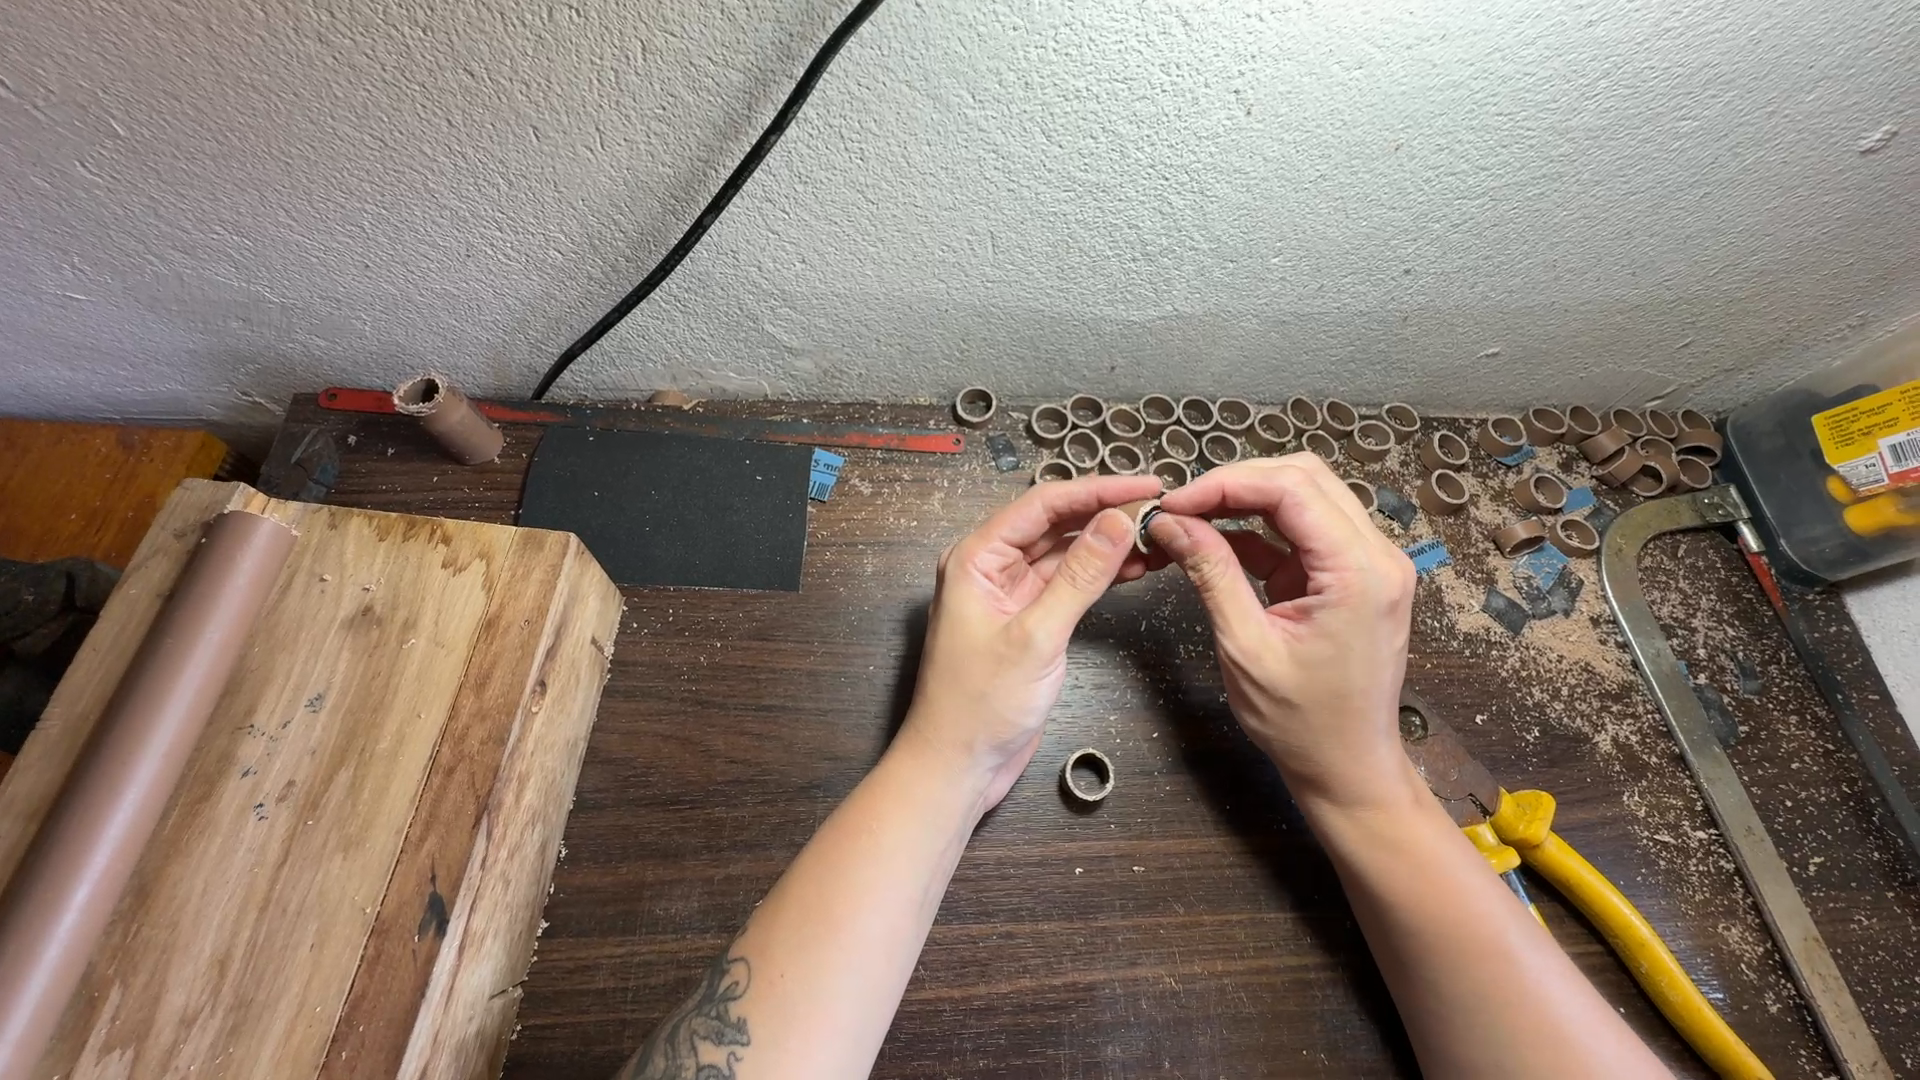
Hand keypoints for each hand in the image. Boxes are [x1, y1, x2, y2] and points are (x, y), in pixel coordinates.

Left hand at [898, 474, 1162, 813]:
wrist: (959, 764)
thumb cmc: (981, 704)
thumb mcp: (1036, 636)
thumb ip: (1079, 576)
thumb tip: (1118, 521)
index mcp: (976, 558)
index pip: (1041, 504)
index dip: (1096, 490)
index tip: (1146, 486)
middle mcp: (991, 567)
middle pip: (1054, 524)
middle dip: (1105, 513)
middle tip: (1161, 508)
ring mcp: (1010, 593)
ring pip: (1064, 553)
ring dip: (1107, 544)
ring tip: (1158, 534)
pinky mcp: (1028, 619)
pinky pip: (1067, 584)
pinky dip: (1100, 575)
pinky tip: (1136, 567)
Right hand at [1146, 455, 1417, 813]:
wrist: (1346, 765)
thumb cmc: (1300, 720)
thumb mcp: (1245, 646)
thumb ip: (1211, 574)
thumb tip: (1170, 523)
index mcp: (1359, 572)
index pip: (1291, 489)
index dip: (1225, 484)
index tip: (1174, 503)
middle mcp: (1375, 555)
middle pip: (1303, 479)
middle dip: (1235, 482)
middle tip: (1181, 506)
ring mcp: (1367, 563)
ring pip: (1303, 496)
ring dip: (1245, 499)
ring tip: (1192, 517)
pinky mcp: (1348, 575)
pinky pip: (1301, 530)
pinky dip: (1256, 529)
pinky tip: (1215, 541)